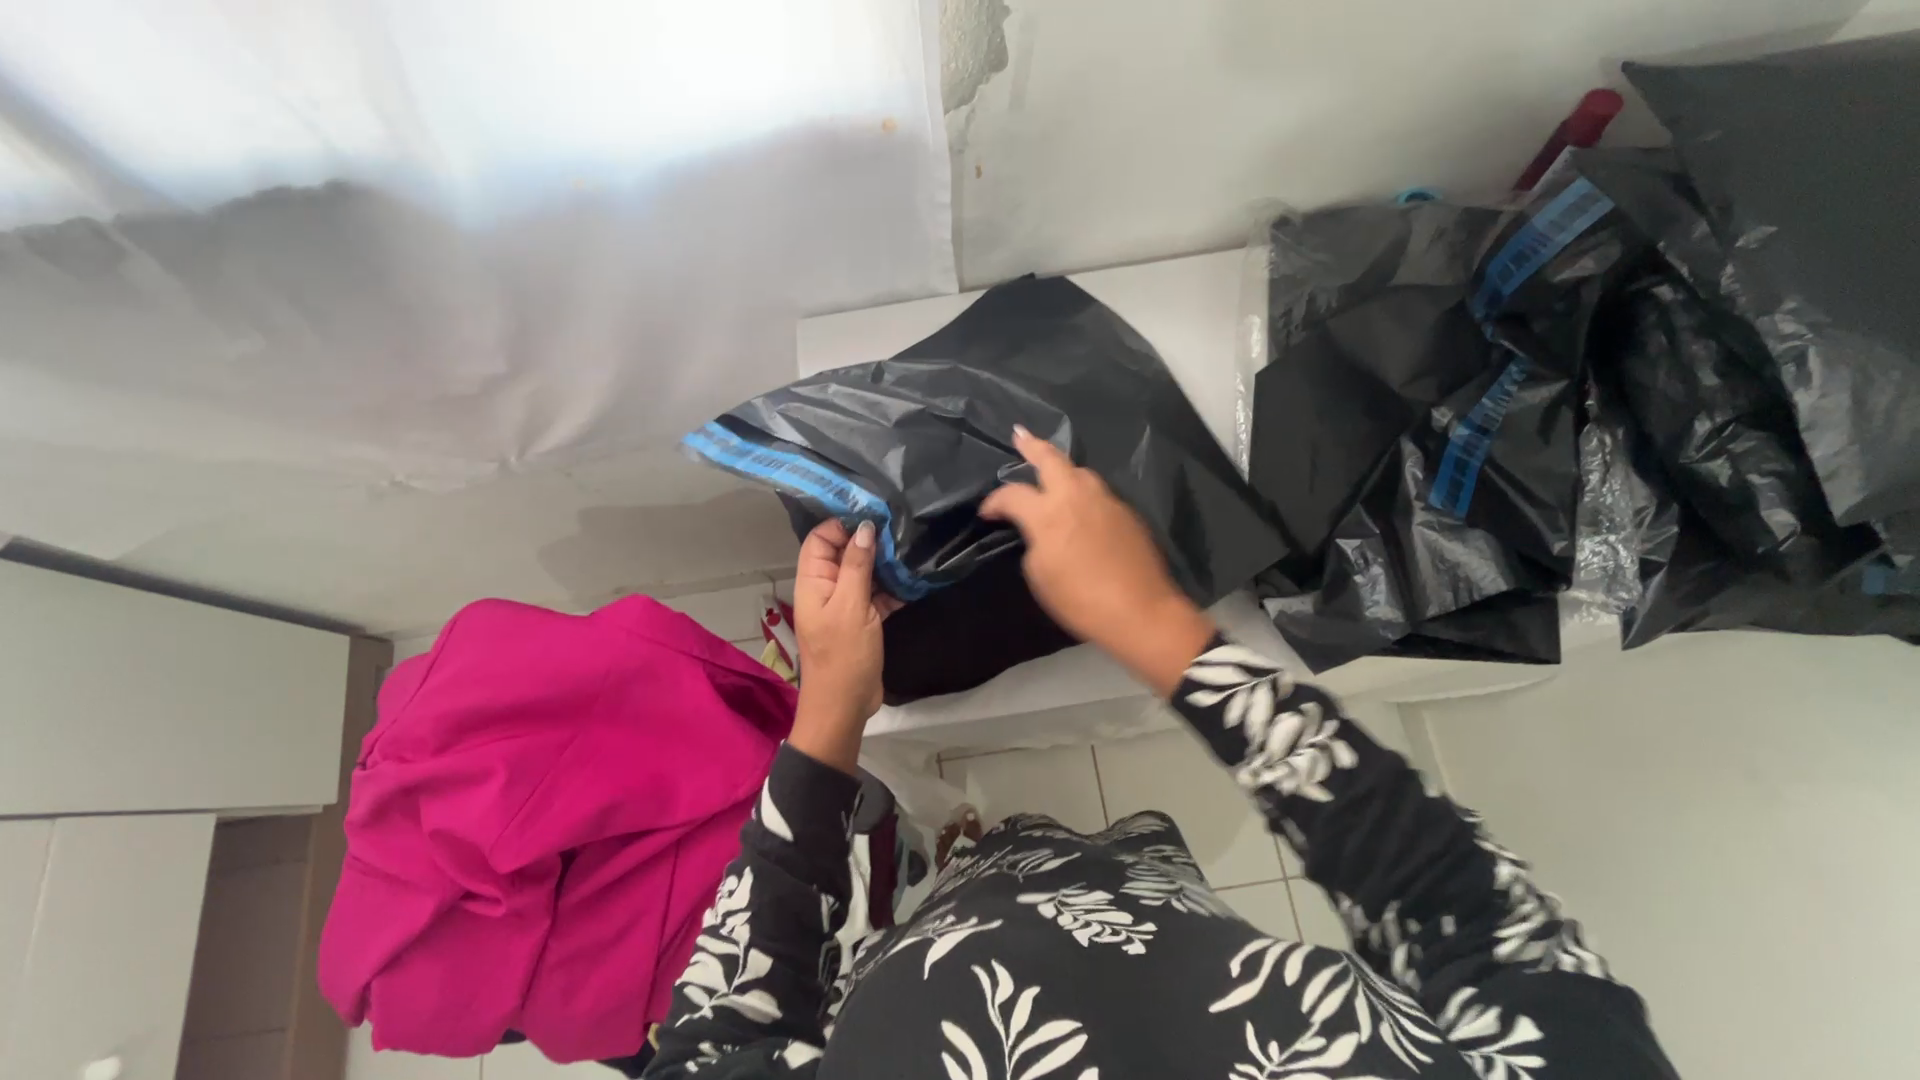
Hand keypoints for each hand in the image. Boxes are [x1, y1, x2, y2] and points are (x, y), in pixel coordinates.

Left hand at [790, 519, 900, 772]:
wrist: (845, 706)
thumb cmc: (843, 656)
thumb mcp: (851, 606)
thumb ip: (856, 565)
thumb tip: (864, 527)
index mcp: (813, 582)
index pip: (821, 539)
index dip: (843, 523)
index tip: (875, 514)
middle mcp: (826, 589)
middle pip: (843, 552)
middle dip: (868, 540)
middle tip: (900, 528)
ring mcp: (845, 605)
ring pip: (863, 572)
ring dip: (884, 563)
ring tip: (912, 549)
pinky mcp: (862, 620)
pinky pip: (876, 594)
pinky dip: (893, 587)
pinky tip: (915, 579)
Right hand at [979, 426, 1214, 696]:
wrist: (1140, 611)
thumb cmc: (1081, 600)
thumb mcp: (1040, 575)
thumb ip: (1033, 543)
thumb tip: (1038, 531)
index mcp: (1049, 513)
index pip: (1013, 494)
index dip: (995, 501)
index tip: (987, 512)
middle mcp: (1077, 496)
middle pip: (1052, 459)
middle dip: (1033, 445)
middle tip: (1020, 435)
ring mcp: (1106, 501)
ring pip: (1080, 472)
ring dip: (1061, 467)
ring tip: (1051, 470)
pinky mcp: (1127, 513)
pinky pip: (1098, 492)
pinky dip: (1082, 491)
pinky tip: (1080, 504)